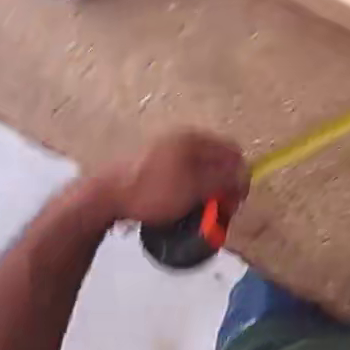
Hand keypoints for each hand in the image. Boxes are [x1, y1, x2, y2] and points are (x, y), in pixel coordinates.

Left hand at [90, 130, 248, 225]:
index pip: (232, 152)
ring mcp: (165, 150)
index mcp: (194, 139)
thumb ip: (224, 180)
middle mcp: (181, 139)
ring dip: (206, 190)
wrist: (105, 197)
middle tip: (219, 209)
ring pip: (200, 169)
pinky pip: (183, 175)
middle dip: (223, 186)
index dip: (240, 178)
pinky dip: (189, 189)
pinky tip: (181, 204)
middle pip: (217, 161)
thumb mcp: (195, 189)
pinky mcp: (153, 164)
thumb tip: (244, 175)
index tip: (235, 201)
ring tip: (200, 210)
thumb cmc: (151, 192)